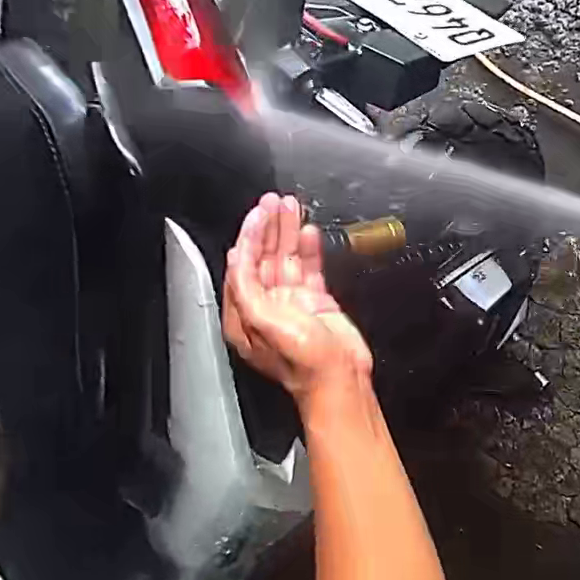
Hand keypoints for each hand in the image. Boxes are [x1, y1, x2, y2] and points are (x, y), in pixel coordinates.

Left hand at [223, 193, 371, 400]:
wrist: (341, 378)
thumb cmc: (304, 363)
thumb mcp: (264, 324)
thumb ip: (247, 289)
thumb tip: (237, 258)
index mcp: (245, 315)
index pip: (242, 265)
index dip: (250, 236)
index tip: (259, 214)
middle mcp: (267, 307)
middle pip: (265, 256)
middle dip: (270, 227)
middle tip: (275, 202)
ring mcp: (293, 304)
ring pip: (288, 258)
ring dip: (289, 232)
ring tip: (292, 207)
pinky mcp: (317, 302)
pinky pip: (310, 268)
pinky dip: (310, 250)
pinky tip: (309, 233)